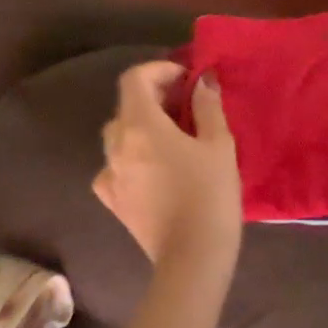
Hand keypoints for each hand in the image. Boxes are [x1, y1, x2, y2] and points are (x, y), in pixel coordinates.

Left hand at [94, 61, 242, 268]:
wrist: (192, 258)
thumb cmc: (209, 194)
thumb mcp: (219, 144)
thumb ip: (207, 106)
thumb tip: (202, 81)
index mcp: (140, 125)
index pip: (134, 78)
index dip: (159, 70)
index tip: (187, 79)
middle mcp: (116, 145)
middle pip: (126, 105)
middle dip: (154, 96)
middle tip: (186, 104)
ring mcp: (109, 174)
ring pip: (119, 134)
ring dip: (143, 125)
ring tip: (174, 135)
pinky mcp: (112, 200)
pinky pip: (115, 165)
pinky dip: (132, 156)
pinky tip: (155, 166)